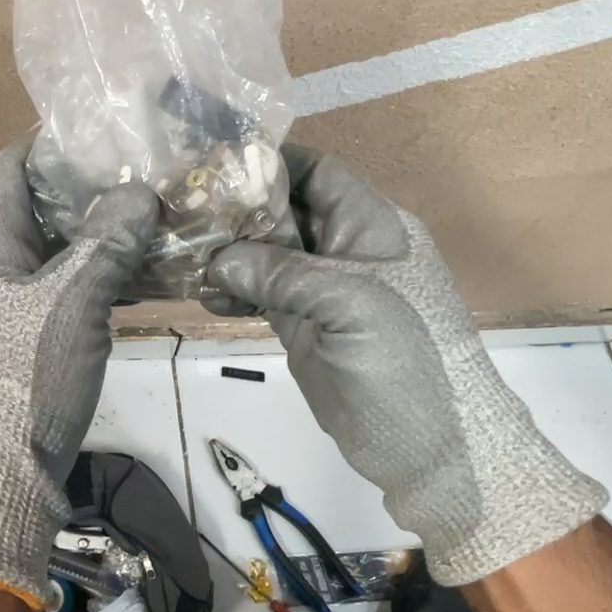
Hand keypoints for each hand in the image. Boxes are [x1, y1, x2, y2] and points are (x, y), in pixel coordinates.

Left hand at [0, 138, 158, 607]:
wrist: (12, 454)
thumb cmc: (32, 368)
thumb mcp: (74, 299)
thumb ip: (107, 242)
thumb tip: (140, 192)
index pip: (12, 166)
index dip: (48, 139)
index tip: (101, 124)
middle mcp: (3, 258)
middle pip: (43, 199)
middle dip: (88, 178)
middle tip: (145, 161)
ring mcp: (22, 291)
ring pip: (64, 239)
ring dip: (104, 222)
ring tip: (158, 202)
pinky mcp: (42, 321)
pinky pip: (76, 276)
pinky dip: (108, 263)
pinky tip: (152, 259)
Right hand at [204, 145, 606, 585]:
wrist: (430, 448)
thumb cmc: (406, 362)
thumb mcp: (350, 306)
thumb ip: (282, 274)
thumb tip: (216, 259)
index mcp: (372, 228)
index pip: (317, 173)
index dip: (271, 164)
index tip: (214, 165)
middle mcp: (344, 249)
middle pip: (282, 209)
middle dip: (236, 208)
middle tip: (181, 211)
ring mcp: (321, 288)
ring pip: (264, 252)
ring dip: (225, 252)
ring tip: (182, 256)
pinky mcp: (301, 323)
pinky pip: (258, 292)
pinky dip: (231, 290)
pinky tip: (202, 295)